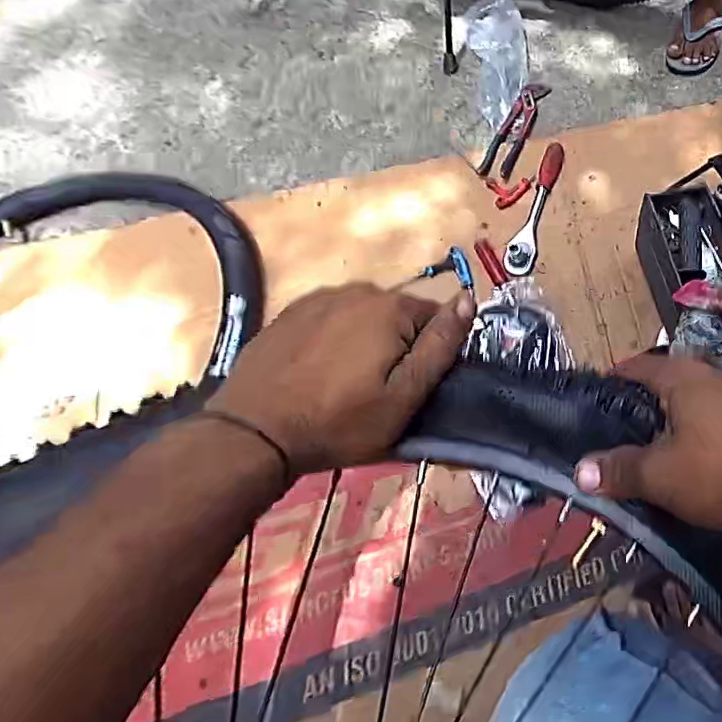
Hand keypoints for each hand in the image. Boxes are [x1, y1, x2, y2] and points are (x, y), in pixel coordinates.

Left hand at [207, 284, 474, 474]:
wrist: (253, 432)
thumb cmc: (338, 422)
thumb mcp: (403, 397)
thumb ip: (440, 346)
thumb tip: (468, 299)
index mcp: (391, 307)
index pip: (435, 318)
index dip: (430, 353)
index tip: (412, 387)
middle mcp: (358, 290)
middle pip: (397, 315)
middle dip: (397, 345)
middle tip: (378, 391)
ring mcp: (319, 297)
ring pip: (362, 316)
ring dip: (364, 341)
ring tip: (345, 383)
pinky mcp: (290, 312)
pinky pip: (329, 319)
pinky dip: (332, 339)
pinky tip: (317, 370)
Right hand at [573, 353, 721, 530]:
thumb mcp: (663, 476)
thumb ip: (620, 470)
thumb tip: (579, 470)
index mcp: (678, 375)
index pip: (632, 367)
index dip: (609, 385)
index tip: (591, 408)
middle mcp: (707, 375)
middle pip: (661, 385)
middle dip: (638, 411)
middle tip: (614, 440)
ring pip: (689, 406)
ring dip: (670, 428)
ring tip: (649, 458)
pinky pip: (714, 424)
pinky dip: (697, 440)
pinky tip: (694, 468)